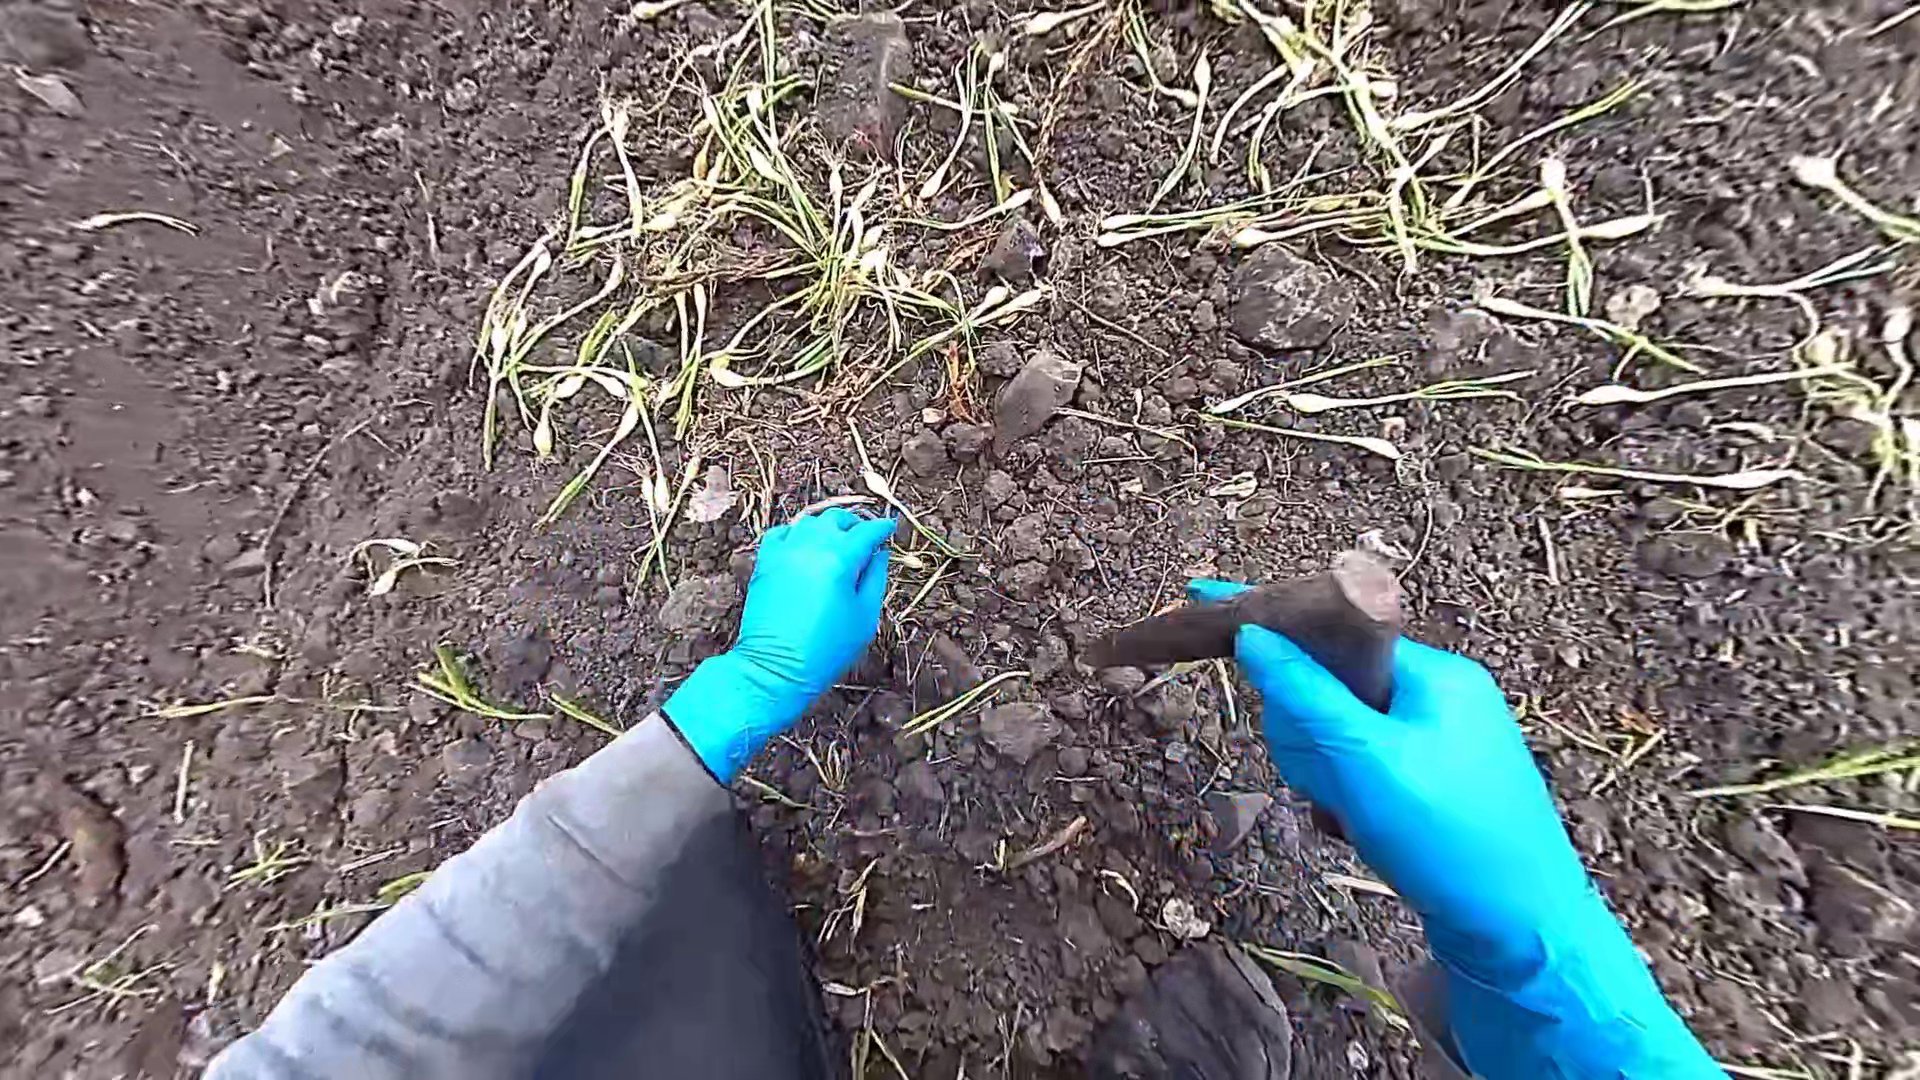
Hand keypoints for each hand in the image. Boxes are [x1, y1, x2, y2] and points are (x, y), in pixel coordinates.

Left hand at [667, 509, 895, 780]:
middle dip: (855, 524)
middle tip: (865, 537)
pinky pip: (782, 533)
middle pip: (837, 519)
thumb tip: (879, 554)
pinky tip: (806, 547)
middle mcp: (810, 546)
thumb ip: (875, 578)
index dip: (882, 528)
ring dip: (827, 527)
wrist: (776, 669)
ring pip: (810, 521)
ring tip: (837, 542)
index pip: (867, 531)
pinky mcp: (765, 562)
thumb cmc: (826, 648)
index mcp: (840, 558)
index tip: (890, 529)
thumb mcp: (865, 616)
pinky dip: (797, 534)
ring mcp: (784, 551)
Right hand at [1200, 577, 1721, 1076]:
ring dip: (1316, 757)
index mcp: (1431, 672)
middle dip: (1302, 724)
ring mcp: (1425, 728)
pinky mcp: (1416, 763)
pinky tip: (1347, 808)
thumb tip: (1249, 635)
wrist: (1523, 940)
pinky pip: (1344, 746)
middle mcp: (1430, 690)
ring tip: (1339, 799)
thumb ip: (1303, 691)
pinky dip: (1332, 773)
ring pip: (1326, 716)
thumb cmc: (1449, 839)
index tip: (1202, 595)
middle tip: (1320, 771)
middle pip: (1322, 677)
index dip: (1268, 614)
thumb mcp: (1365, 758)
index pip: (1332, 628)